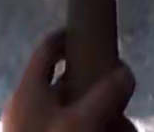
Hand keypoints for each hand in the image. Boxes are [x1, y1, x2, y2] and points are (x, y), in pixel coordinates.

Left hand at [2, 30, 136, 131]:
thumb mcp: (85, 121)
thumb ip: (109, 91)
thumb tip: (126, 74)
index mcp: (27, 92)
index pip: (49, 47)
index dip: (72, 34)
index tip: (98, 32)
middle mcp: (28, 110)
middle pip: (69, 83)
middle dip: (100, 88)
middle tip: (123, 96)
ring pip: (76, 112)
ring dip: (103, 116)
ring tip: (124, 127)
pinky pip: (74, 130)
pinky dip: (96, 129)